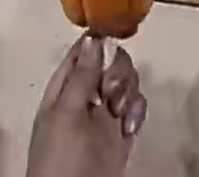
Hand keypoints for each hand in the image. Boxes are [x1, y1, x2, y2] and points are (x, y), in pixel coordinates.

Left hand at [27, 34, 146, 176]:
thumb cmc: (61, 161)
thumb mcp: (66, 115)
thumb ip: (81, 77)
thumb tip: (93, 37)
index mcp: (63, 90)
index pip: (81, 53)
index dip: (96, 41)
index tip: (113, 37)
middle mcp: (84, 98)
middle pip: (108, 64)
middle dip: (117, 69)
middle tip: (113, 87)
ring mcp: (103, 118)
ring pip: (124, 83)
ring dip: (128, 89)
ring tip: (121, 110)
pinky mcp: (121, 136)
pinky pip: (134, 109)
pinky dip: (137, 111)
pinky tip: (131, 125)